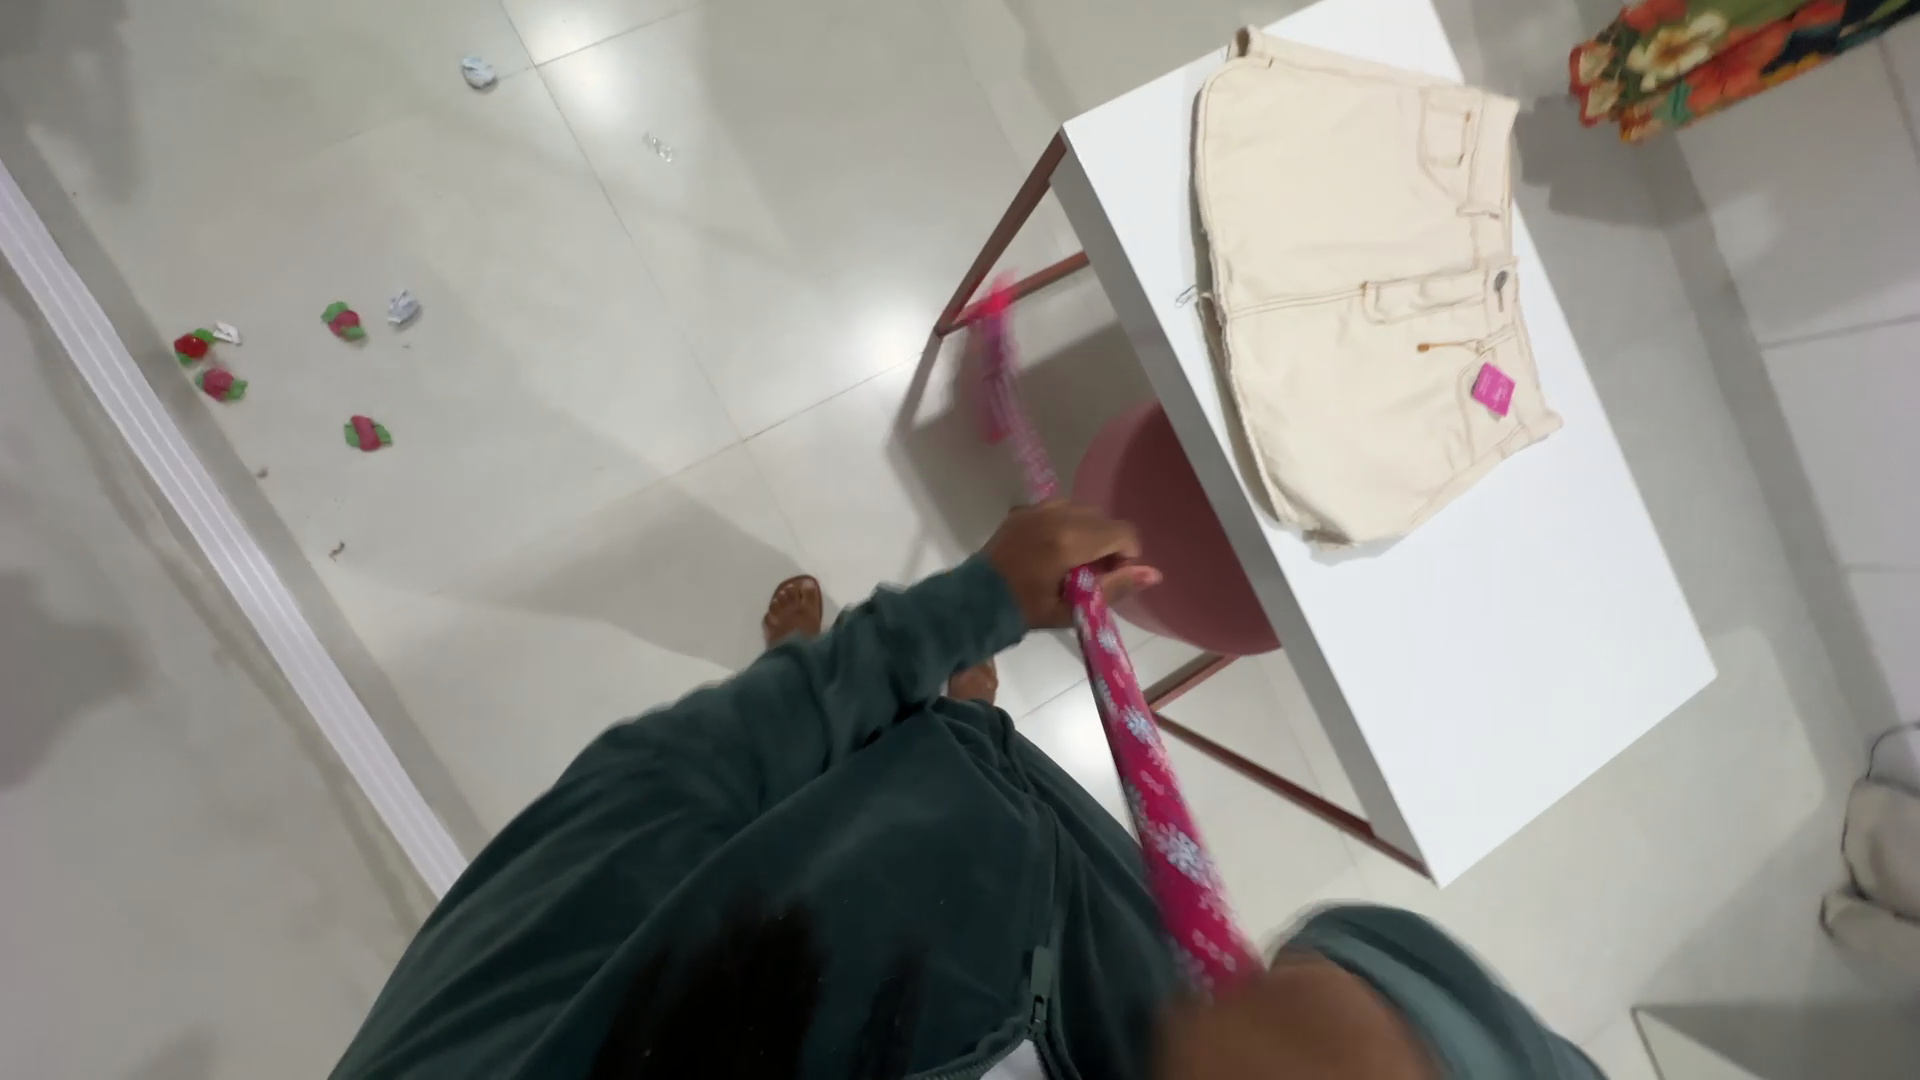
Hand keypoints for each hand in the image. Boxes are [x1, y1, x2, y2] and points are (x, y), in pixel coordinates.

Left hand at [982, 500, 1161, 629]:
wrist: (975, 599)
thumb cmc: (1024, 610)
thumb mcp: (1071, 608)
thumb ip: (1115, 588)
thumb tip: (1155, 574)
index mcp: (1070, 540)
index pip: (1122, 532)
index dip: (1126, 556)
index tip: (1109, 578)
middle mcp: (1056, 515)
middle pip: (1104, 520)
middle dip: (1107, 545)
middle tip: (1088, 576)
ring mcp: (1037, 508)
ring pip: (1083, 511)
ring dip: (1087, 533)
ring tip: (1070, 563)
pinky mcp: (1023, 509)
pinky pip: (1059, 508)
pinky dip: (1066, 525)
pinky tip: (1051, 551)